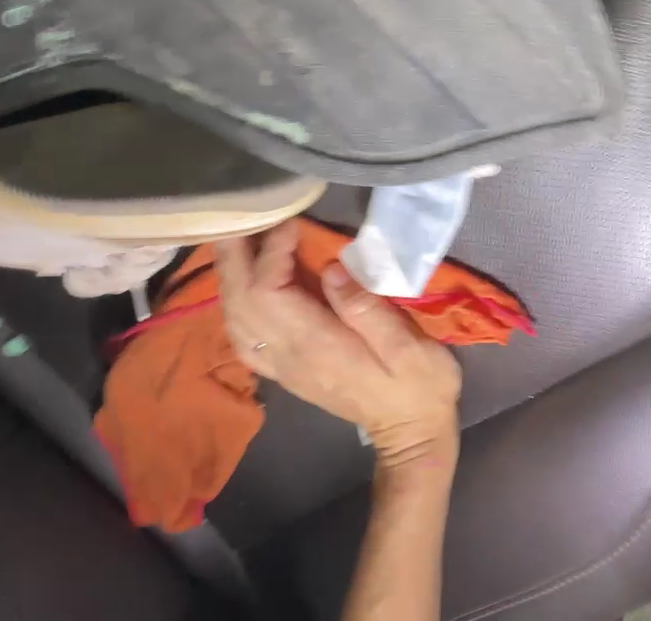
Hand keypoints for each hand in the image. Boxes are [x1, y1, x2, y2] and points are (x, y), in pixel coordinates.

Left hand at [215, 220, 462, 472]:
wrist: (412, 432)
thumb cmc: (420, 385)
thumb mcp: (409, 347)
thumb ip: (369, 309)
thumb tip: (336, 269)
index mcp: (316, 346)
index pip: (270, 293)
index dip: (272, 253)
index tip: (293, 222)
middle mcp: (288, 356)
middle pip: (241, 302)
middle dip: (236, 258)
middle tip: (238, 218)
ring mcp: (283, 366)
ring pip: (235, 318)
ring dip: (231, 277)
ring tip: (236, 240)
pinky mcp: (287, 369)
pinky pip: (244, 333)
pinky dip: (235, 302)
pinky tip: (243, 284)